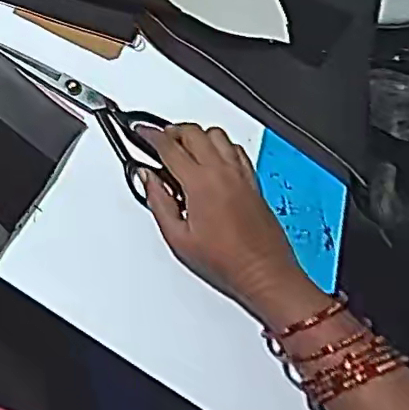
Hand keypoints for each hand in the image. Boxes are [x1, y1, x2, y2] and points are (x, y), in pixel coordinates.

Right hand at [139, 124, 322, 324]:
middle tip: (159, 142)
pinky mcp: (255, 184)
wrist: (268, 279)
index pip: (168, 145)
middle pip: (193, 131)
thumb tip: (147, 177)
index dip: (149, 134)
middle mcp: (223, 174)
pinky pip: (237, 150)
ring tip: (184, 149)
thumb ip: (158, 201)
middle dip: (171, 131)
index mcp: (201, 183)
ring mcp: (242, 177)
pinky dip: (221, 146)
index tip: (140, 131)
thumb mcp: (177, 237)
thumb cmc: (228, 264)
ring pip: (217, 134)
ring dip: (197, 136)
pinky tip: (212, 159)